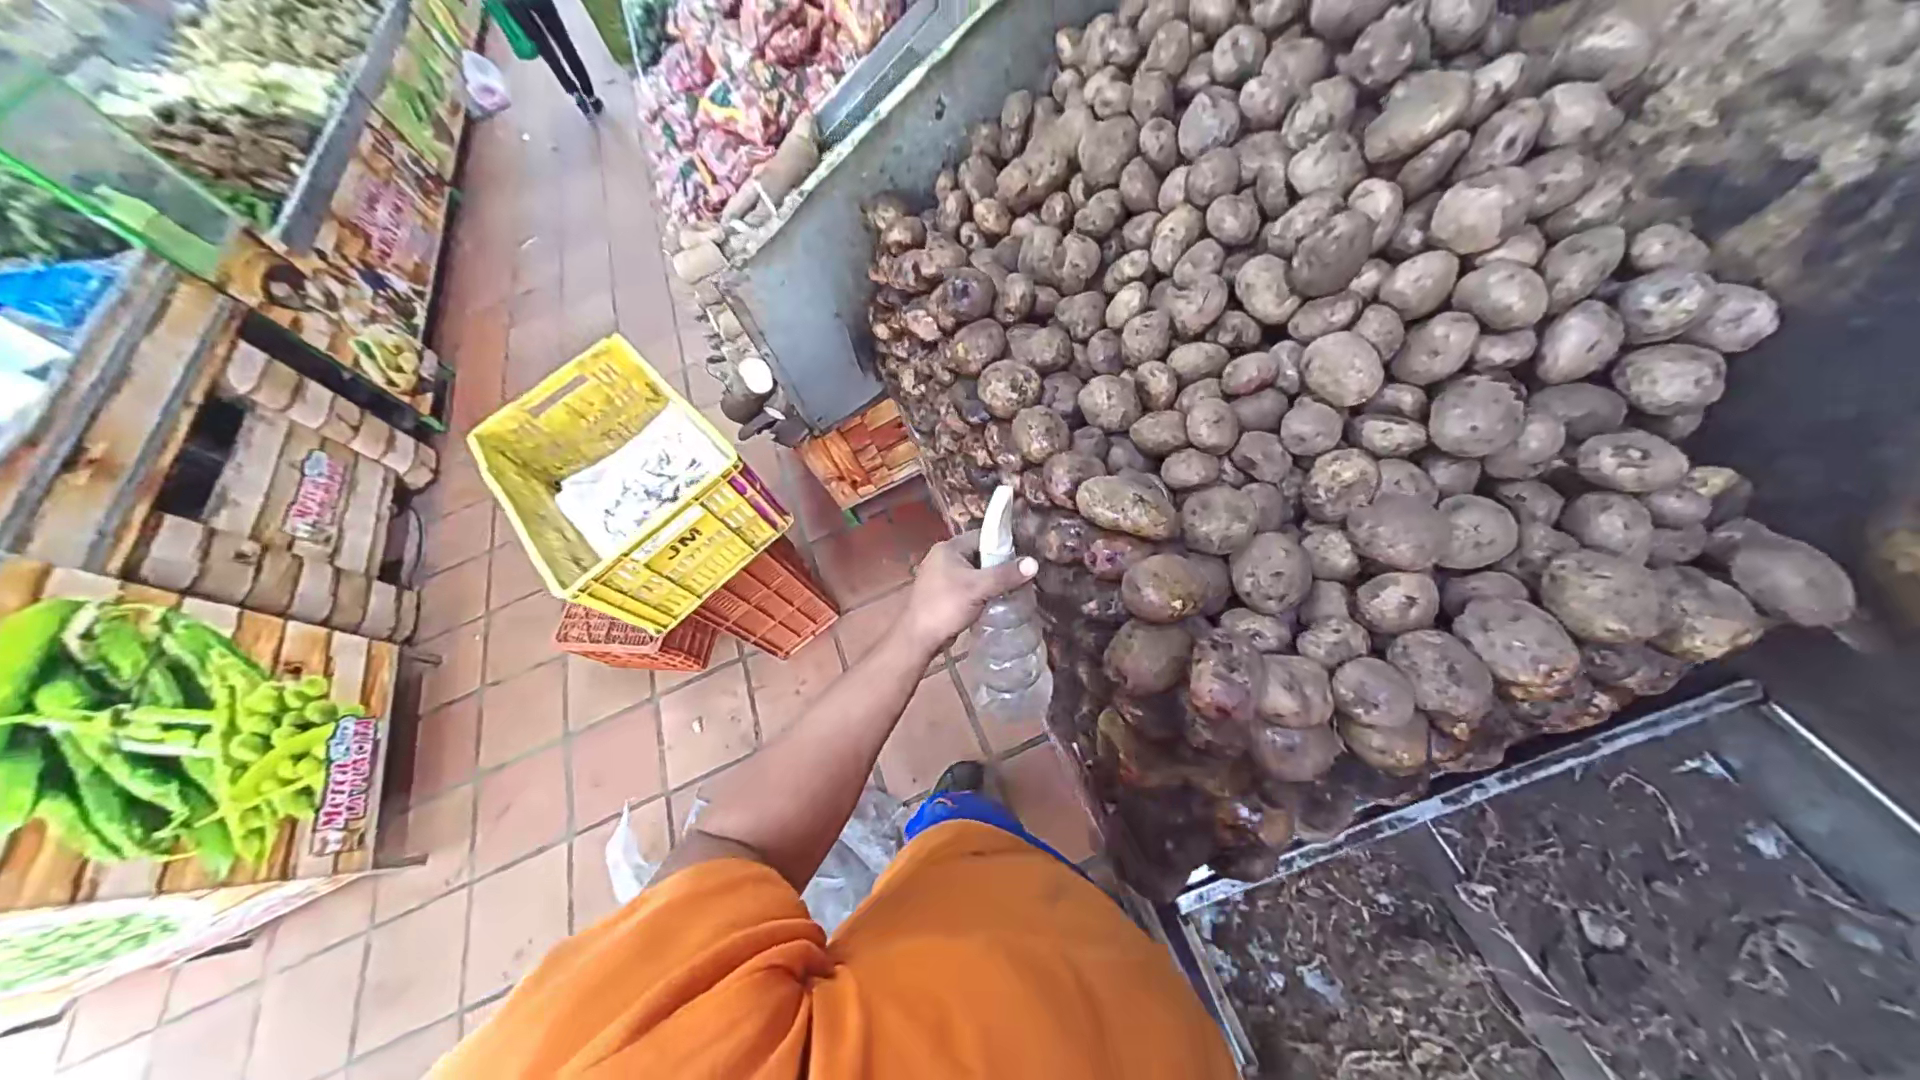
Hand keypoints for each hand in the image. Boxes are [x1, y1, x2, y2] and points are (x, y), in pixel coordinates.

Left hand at [897, 530, 1036, 653]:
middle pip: (980, 555)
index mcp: (948, 548)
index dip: (1003, 546)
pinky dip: (981, 592)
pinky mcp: (943, 593)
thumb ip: (1006, 575)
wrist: (919, 637)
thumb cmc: (946, 606)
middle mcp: (943, 557)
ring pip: (975, 573)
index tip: (1021, 559)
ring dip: (991, 581)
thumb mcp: (978, 588)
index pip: (982, 537)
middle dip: (999, 566)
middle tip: (1019, 577)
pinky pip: (968, 586)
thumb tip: (1033, 563)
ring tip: (1011, 589)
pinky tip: (995, 601)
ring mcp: (942, 576)